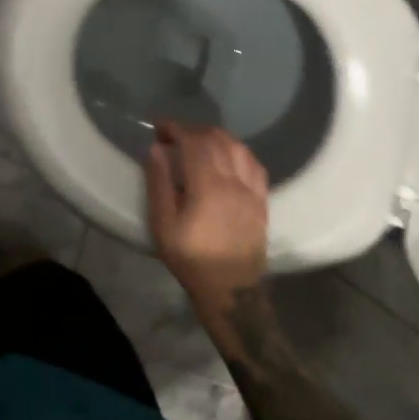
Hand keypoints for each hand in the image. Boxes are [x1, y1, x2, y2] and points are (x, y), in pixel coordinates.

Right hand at [145, 121, 271, 309]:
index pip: (194, 141)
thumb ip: (159, 184)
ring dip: (216, 137)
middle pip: (217, 139)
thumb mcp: (163, 225)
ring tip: (199, 142)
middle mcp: (234, 182)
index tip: (159, 128)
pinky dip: (238, 152)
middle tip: (174, 137)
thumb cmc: (191, 259)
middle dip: (193, 130)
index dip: (176, 128)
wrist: (231, 291)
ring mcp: (252, 191)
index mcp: (208, 186)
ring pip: (238, 148)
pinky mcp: (262, 201)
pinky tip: (227, 157)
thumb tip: (156, 149)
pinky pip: (255, 165)